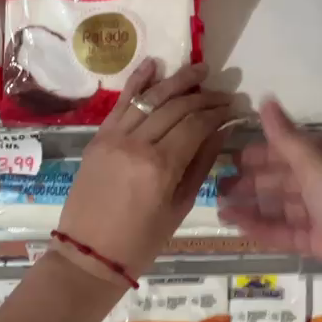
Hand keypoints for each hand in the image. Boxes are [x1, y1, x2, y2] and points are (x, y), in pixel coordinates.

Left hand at [56, 59, 236, 281]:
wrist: (87, 257)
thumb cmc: (140, 242)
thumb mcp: (179, 208)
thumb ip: (200, 165)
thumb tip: (220, 133)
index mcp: (161, 168)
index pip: (196, 125)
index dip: (218, 113)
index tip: (234, 108)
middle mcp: (137, 145)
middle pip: (177, 108)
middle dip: (204, 97)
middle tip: (223, 94)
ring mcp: (114, 138)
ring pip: (151, 99)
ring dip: (177, 81)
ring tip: (199, 70)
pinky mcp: (98, 138)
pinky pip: (120, 103)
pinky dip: (137, 81)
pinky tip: (154, 64)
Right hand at [219, 99, 321, 310]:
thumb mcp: (317, 167)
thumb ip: (286, 139)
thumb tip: (266, 99)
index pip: (296, 147)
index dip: (266, 151)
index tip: (234, 157)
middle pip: (290, 176)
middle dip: (256, 180)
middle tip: (219, 186)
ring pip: (287, 205)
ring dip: (256, 204)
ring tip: (220, 208)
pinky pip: (291, 231)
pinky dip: (265, 227)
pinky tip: (238, 226)